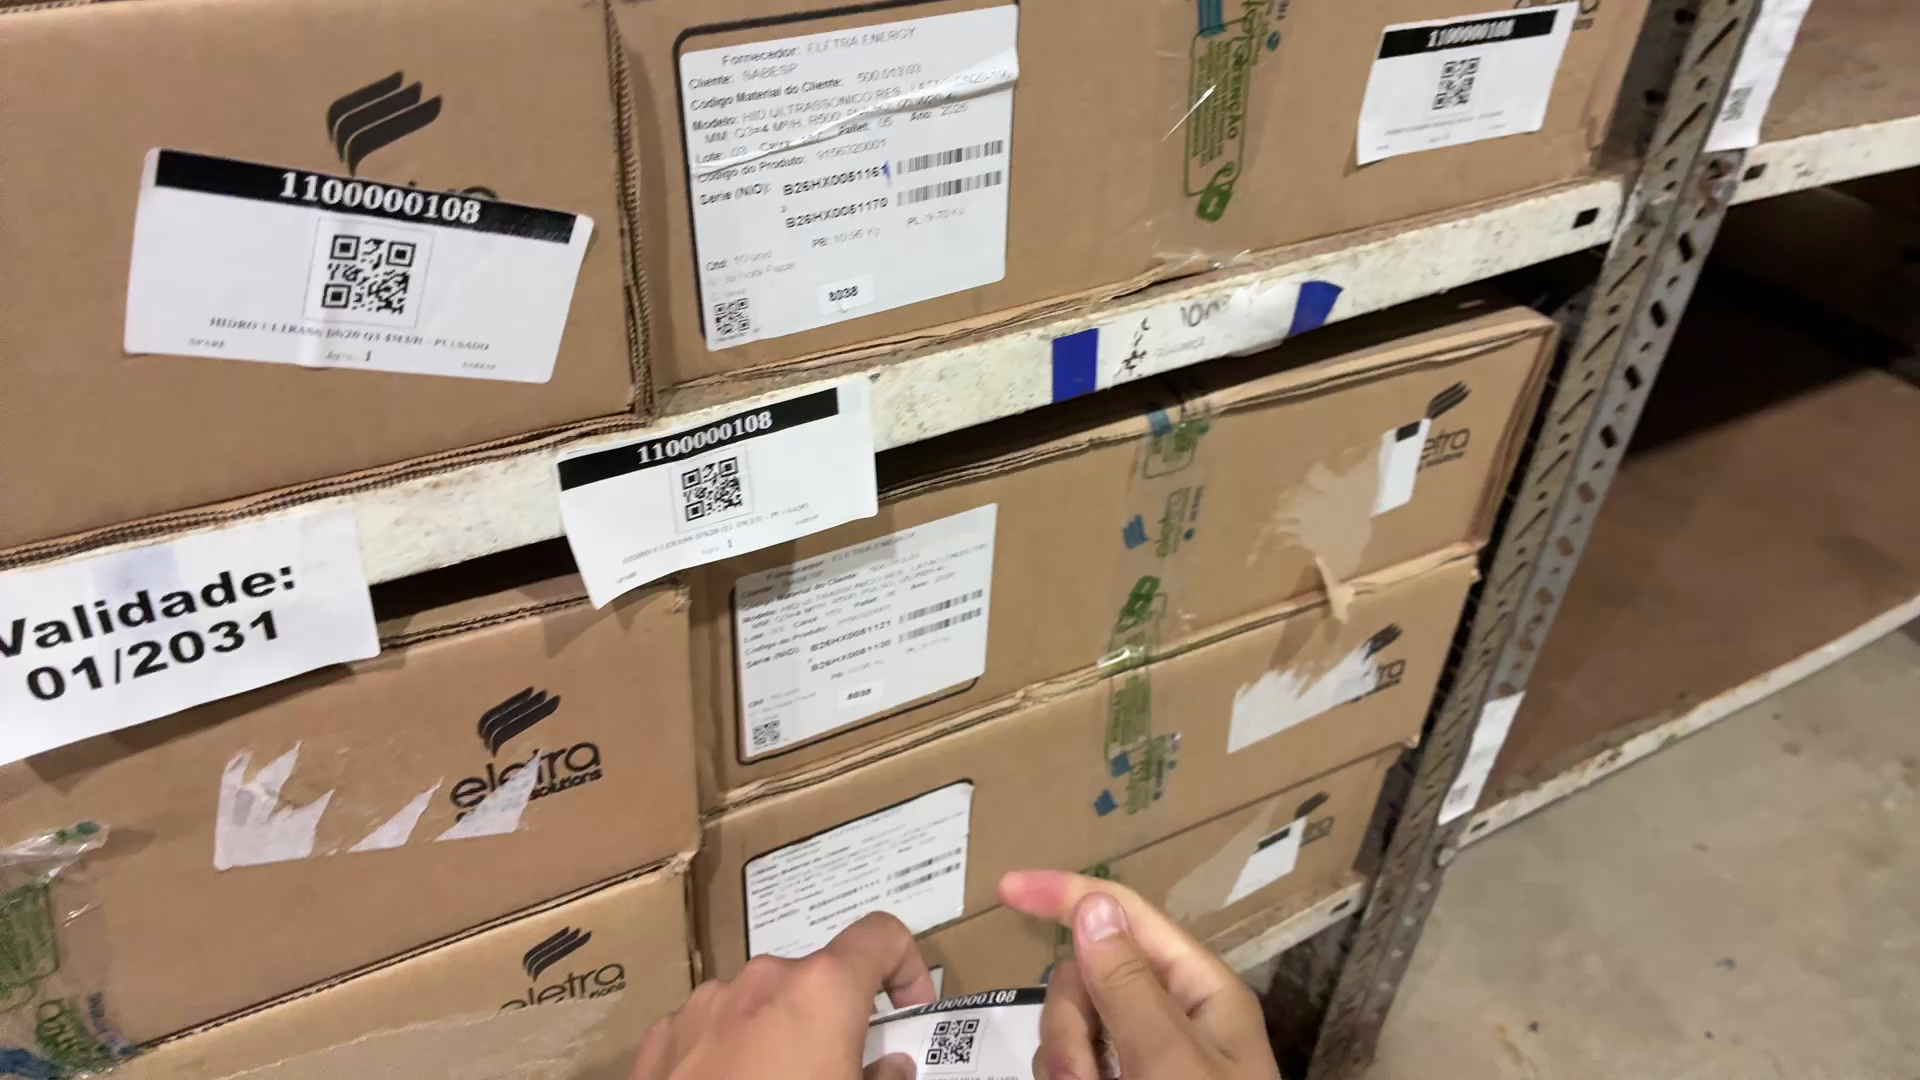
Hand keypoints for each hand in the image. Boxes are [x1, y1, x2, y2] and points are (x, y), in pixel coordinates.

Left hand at [634, 912, 937, 1079]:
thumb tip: (889, 1067)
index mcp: (822, 988)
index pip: (882, 935)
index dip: (907, 968)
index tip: (908, 1018)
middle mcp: (764, 977)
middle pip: (818, 981)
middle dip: (835, 1022)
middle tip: (837, 1076)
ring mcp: (705, 1004)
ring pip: (763, 1004)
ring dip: (780, 1038)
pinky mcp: (661, 1041)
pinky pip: (712, 1029)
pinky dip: (729, 1055)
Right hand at [999, 870, 1280, 1079]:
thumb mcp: (1170, 1071)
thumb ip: (1129, 988)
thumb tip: (1092, 904)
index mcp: (1200, 992)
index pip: (1125, 914)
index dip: (1065, 893)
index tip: (1005, 889)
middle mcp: (1172, 1013)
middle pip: (1090, 972)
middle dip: (1070, 1020)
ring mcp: (1145, 1053)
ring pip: (1075, 1019)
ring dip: (1066, 1058)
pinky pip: (1073, 1059)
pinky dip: (1067, 1077)